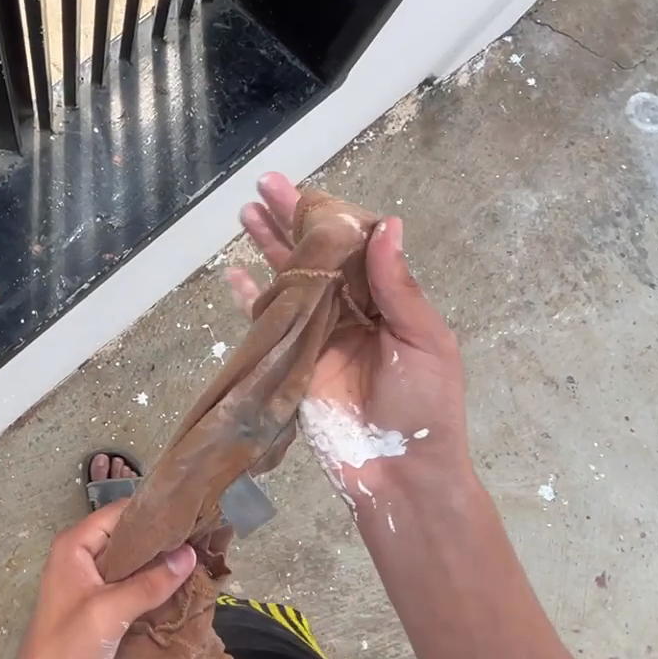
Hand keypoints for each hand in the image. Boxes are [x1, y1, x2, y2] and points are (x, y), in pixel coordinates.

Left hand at [0, 500, 196, 658]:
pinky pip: (130, 591)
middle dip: (160, 542)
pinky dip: (152, 590)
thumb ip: (150, 583)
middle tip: (201, 540)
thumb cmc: (67, 650)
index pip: (118, 513)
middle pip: (126, 539)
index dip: (152, 513)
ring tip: (199, 562)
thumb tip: (191, 554)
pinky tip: (180, 592)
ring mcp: (89, 587)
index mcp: (73, 546)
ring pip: (130, 567)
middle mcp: (80, 559)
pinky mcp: (99, 613)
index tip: (190, 515)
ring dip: (158, 567)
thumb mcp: (109, 611)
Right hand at [228, 173, 468, 503]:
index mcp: (383, 299)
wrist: (399, 474)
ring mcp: (314, 334)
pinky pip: (264, 322)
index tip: (303, 189)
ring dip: (267, 247)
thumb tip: (386, 222)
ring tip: (246, 213)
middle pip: (313, 255)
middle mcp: (347, 309)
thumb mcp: (424, 341)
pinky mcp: (288, 360)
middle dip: (289, 219)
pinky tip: (232, 275)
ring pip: (286, 279)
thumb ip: (397, 286)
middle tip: (263, 185)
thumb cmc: (424, 407)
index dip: (326, 215)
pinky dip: (248, 299)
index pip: (350, 245)